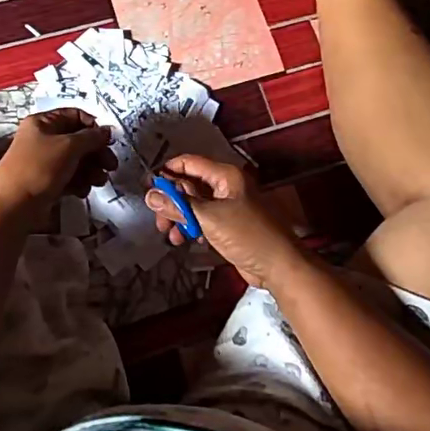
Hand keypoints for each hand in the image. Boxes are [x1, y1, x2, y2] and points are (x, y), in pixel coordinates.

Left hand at [0, 109, 115, 212]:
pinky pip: (68, 176)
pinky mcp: (46, 181)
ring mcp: (44, 161)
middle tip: (111, 166)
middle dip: (96, 152)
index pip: (74, 115)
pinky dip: (78, 182)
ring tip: (99, 181)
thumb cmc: (39, 168)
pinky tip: (83, 191)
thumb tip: (107, 130)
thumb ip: (91, 137)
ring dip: (90, 169)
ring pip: (75, 160)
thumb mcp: (68, 147)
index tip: (108, 141)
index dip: (93, 126)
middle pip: (77, 139)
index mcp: (43, 122)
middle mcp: (42, 138)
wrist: (13, 206)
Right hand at [146, 155, 306, 288]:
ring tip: (169, 234)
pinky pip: (202, 219)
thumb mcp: (209, 218)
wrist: (280, 267)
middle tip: (158, 218)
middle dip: (171, 200)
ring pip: (194, 204)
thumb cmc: (248, 235)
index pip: (189, 163)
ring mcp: (228, 205)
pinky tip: (184, 239)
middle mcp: (226, 186)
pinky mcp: (228, 224)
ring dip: (179, 216)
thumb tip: (150, 195)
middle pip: (189, 185)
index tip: (149, 187)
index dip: (168, 172)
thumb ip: (178, 205)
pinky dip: (191, 226)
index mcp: (225, 176)